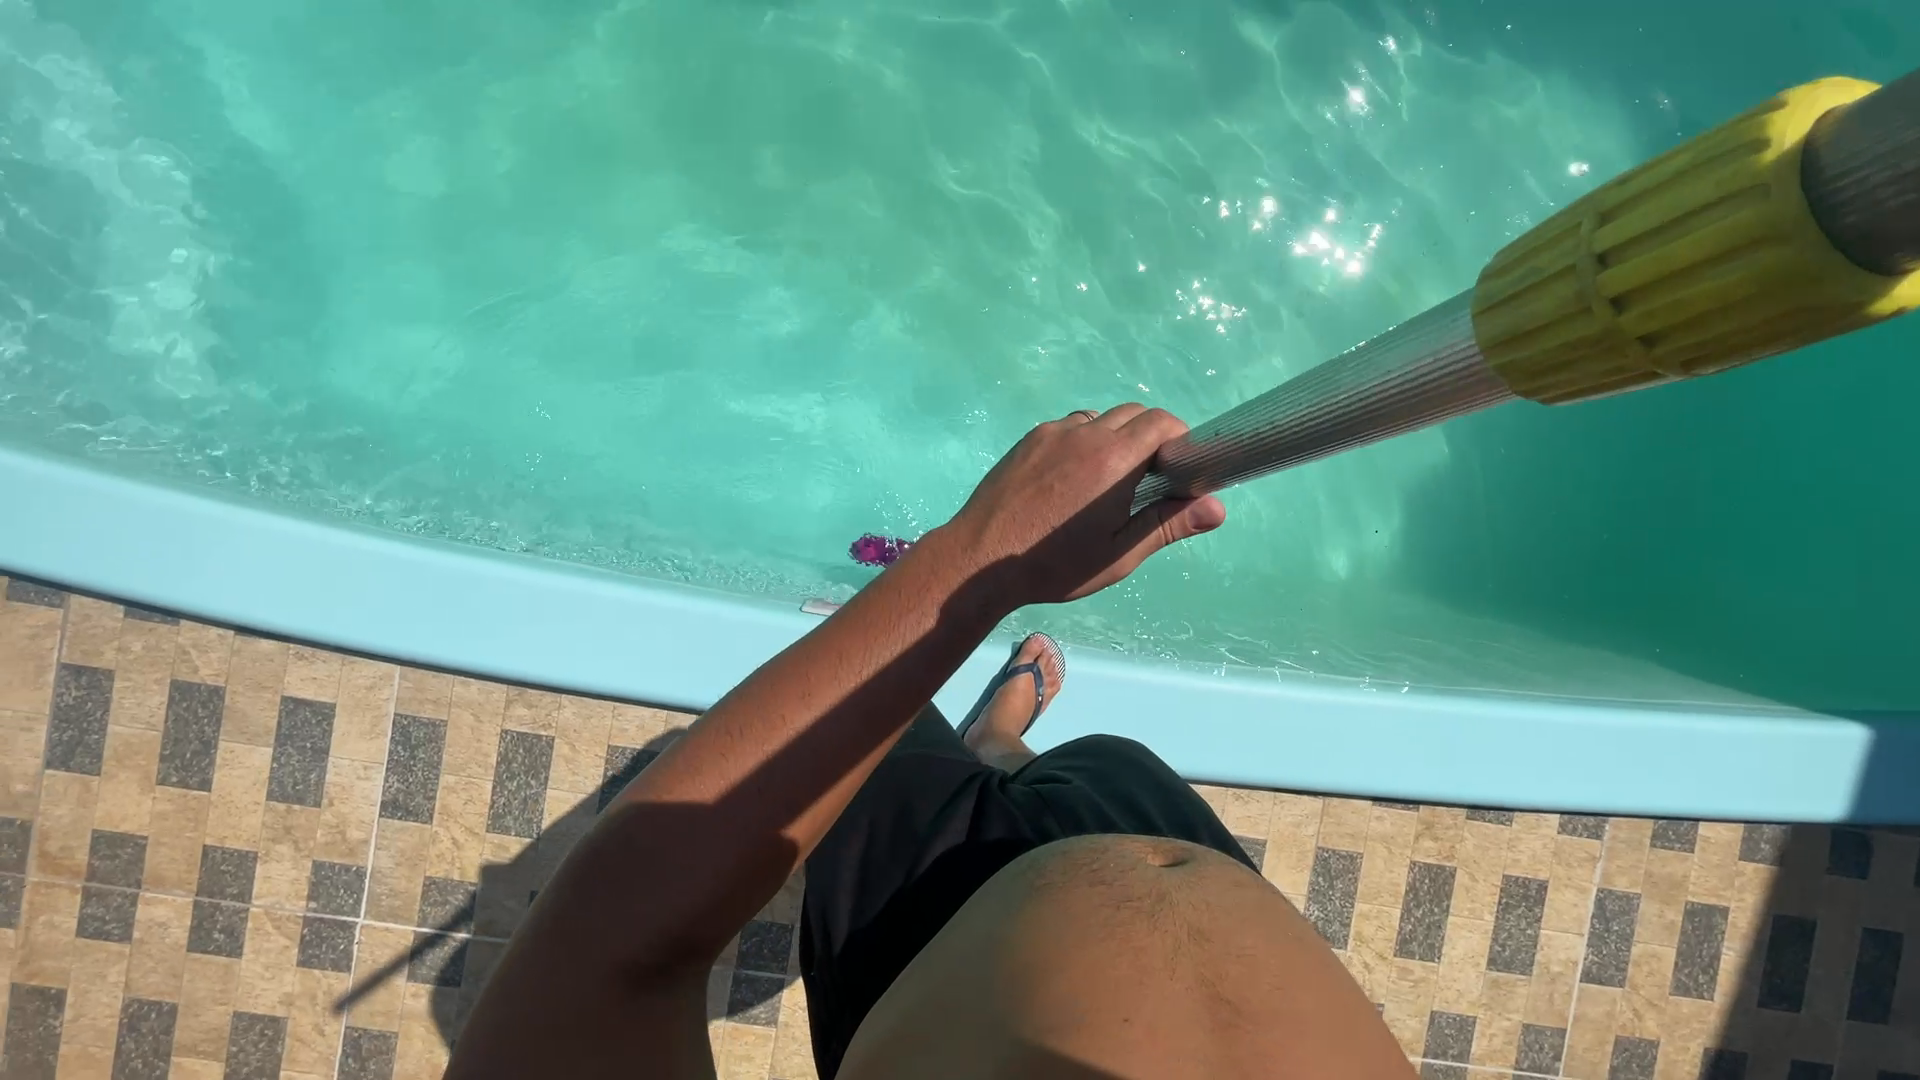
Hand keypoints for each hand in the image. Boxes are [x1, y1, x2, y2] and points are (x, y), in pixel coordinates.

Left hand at [942, 404, 1226, 606]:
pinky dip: (1082, 442)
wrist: (979, 560)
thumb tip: (1218, 507)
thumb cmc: (1055, 565)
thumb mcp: (1118, 554)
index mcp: (1113, 460)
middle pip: (1133, 414)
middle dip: (1150, 437)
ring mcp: (1051, 433)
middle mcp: (1084, 434)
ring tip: (1106, 481)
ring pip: (1099, 419)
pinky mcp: (1027, 441)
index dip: (1179, 439)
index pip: (1162, 422)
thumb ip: (1167, 525)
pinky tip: (1070, 481)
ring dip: (1114, 438)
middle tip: (1147, 480)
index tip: (1178, 469)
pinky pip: (1068, 428)